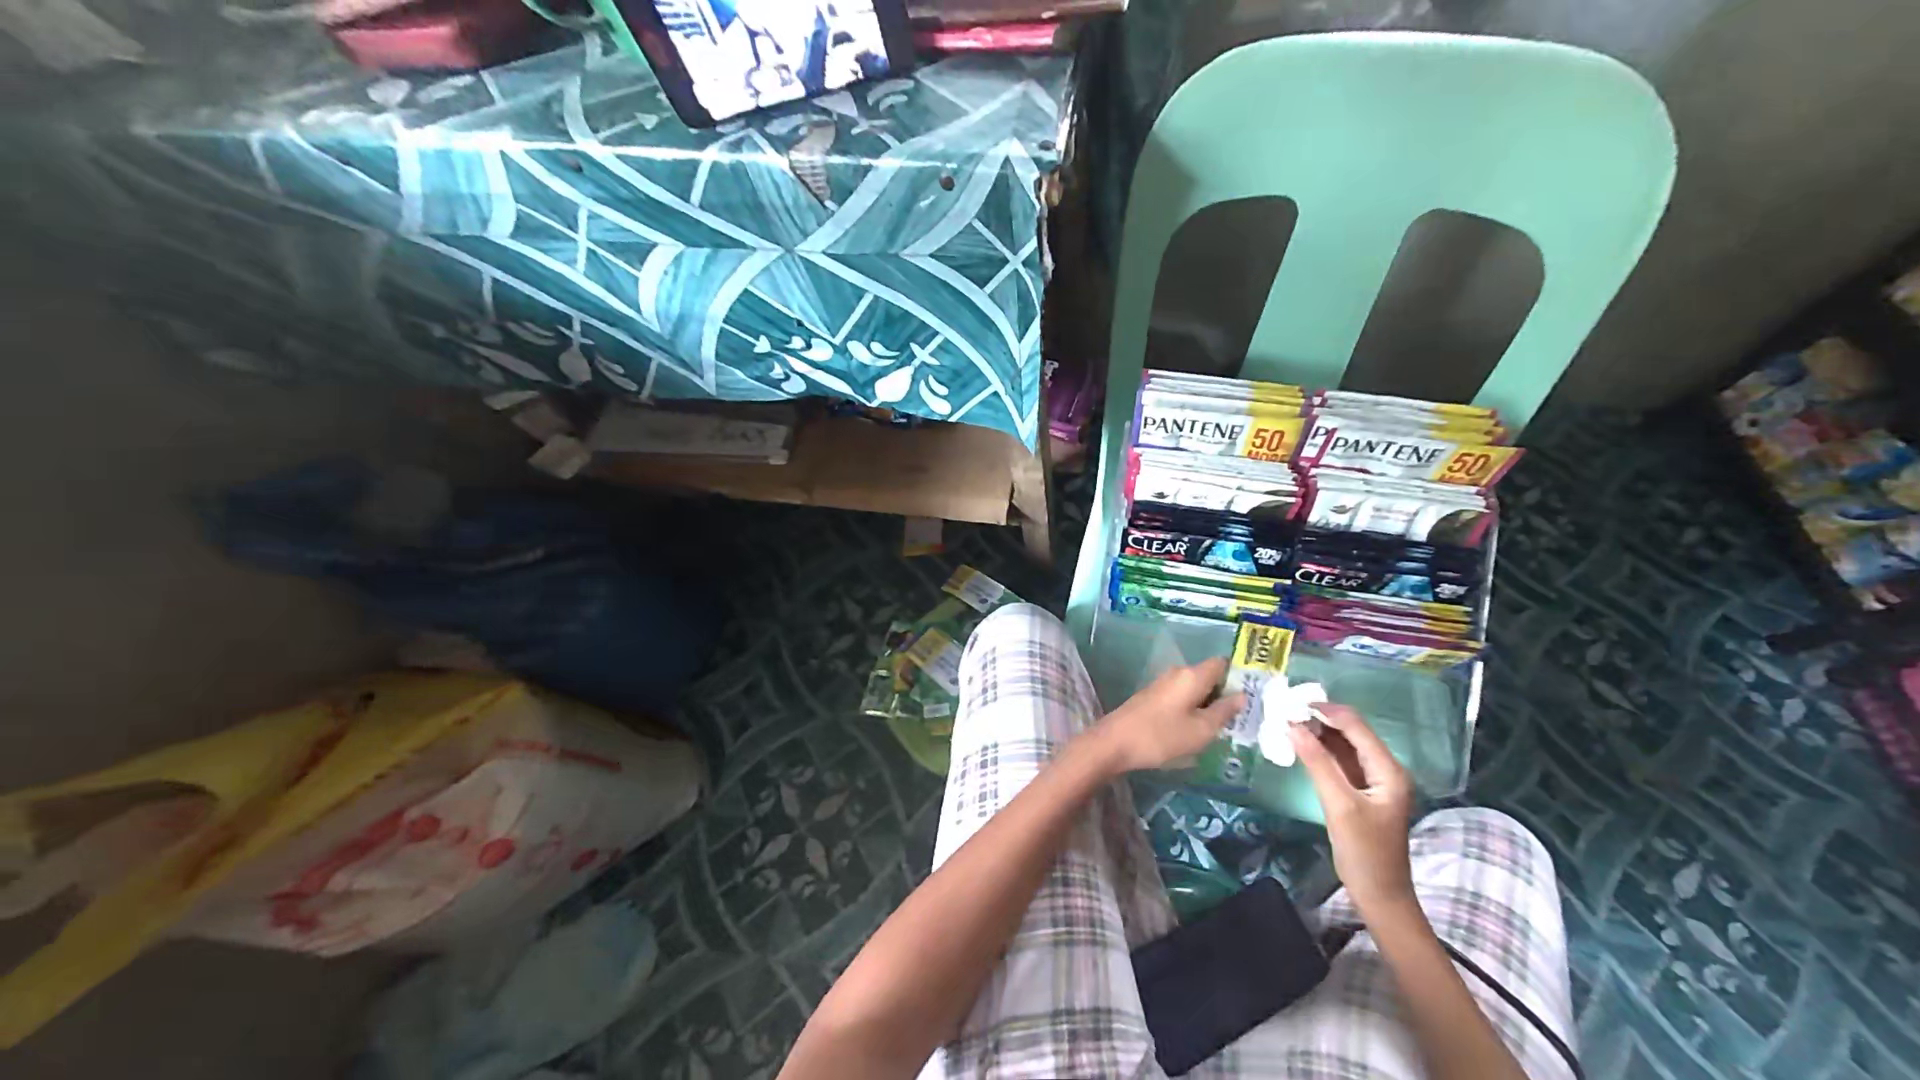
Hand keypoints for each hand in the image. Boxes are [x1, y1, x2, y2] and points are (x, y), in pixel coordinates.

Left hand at [1089, 657, 1243, 773]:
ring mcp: (1161, 684)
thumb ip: (1224, 711)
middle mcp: (1177, 673)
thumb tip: (1241, 695)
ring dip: (1206, 704)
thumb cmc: (1162, 736)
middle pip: (1208, 676)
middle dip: (1223, 694)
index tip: (1250, 697)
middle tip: (1237, 719)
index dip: (1237, 676)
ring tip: (1217, 728)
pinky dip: (1191, 709)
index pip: (1222, 663)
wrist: (1114, 743)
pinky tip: (1192, 730)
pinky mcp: (1151, 697)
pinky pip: (1180, 697)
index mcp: (1192, 675)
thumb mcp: (1202, 730)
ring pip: (1194, 688)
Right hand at [1289, 705, 1415, 915]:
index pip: (1355, 726)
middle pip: (1350, 732)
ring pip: (1342, 745)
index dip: (1325, 710)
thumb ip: (1318, 763)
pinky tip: (1298, 746)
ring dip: (1316, 733)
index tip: (1291, 703)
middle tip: (1284, 712)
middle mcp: (1383, 769)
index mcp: (1388, 770)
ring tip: (1285, 724)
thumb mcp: (1340, 805)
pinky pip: (1338, 761)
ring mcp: (1372, 780)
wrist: (1379, 895)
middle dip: (1318, 719)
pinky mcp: (1359, 792)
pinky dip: (1318, 751)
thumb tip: (1292, 726)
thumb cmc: (1364, 852)